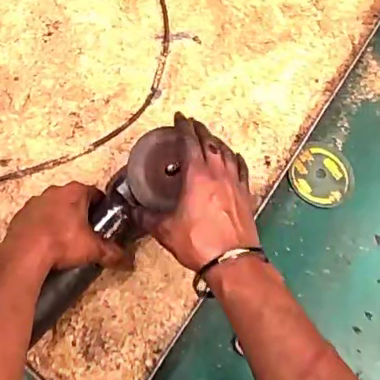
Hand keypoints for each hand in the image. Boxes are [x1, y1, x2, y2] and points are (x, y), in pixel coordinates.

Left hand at [0, 183, 126, 273]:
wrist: (25, 253)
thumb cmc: (63, 242)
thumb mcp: (92, 249)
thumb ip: (112, 253)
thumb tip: (129, 262)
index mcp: (75, 191)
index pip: (95, 194)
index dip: (101, 208)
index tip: (104, 222)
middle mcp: (54, 191)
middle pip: (73, 199)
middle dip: (80, 214)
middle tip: (86, 234)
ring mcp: (34, 202)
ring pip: (53, 208)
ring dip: (59, 219)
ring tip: (64, 242)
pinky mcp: (20, 215)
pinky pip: (36, 219)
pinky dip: (42, 228)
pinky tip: (45, 245)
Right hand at [146, 113, 257, 271]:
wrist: (233, 261)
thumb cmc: (199, 243)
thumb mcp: (166, 231)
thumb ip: (148, 217)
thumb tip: (134, 211)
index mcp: (198, 175)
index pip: (190, 142)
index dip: (184, 127)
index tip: (179, 118)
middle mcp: (218, 173)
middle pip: (210, 142)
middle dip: (200, 130)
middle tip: (192, 124)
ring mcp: (235, 182)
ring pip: (227, 152)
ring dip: (217, 142)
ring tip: (209, 138)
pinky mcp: (246, 195)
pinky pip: (241, 168)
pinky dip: (235, 158)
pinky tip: (234, 158)